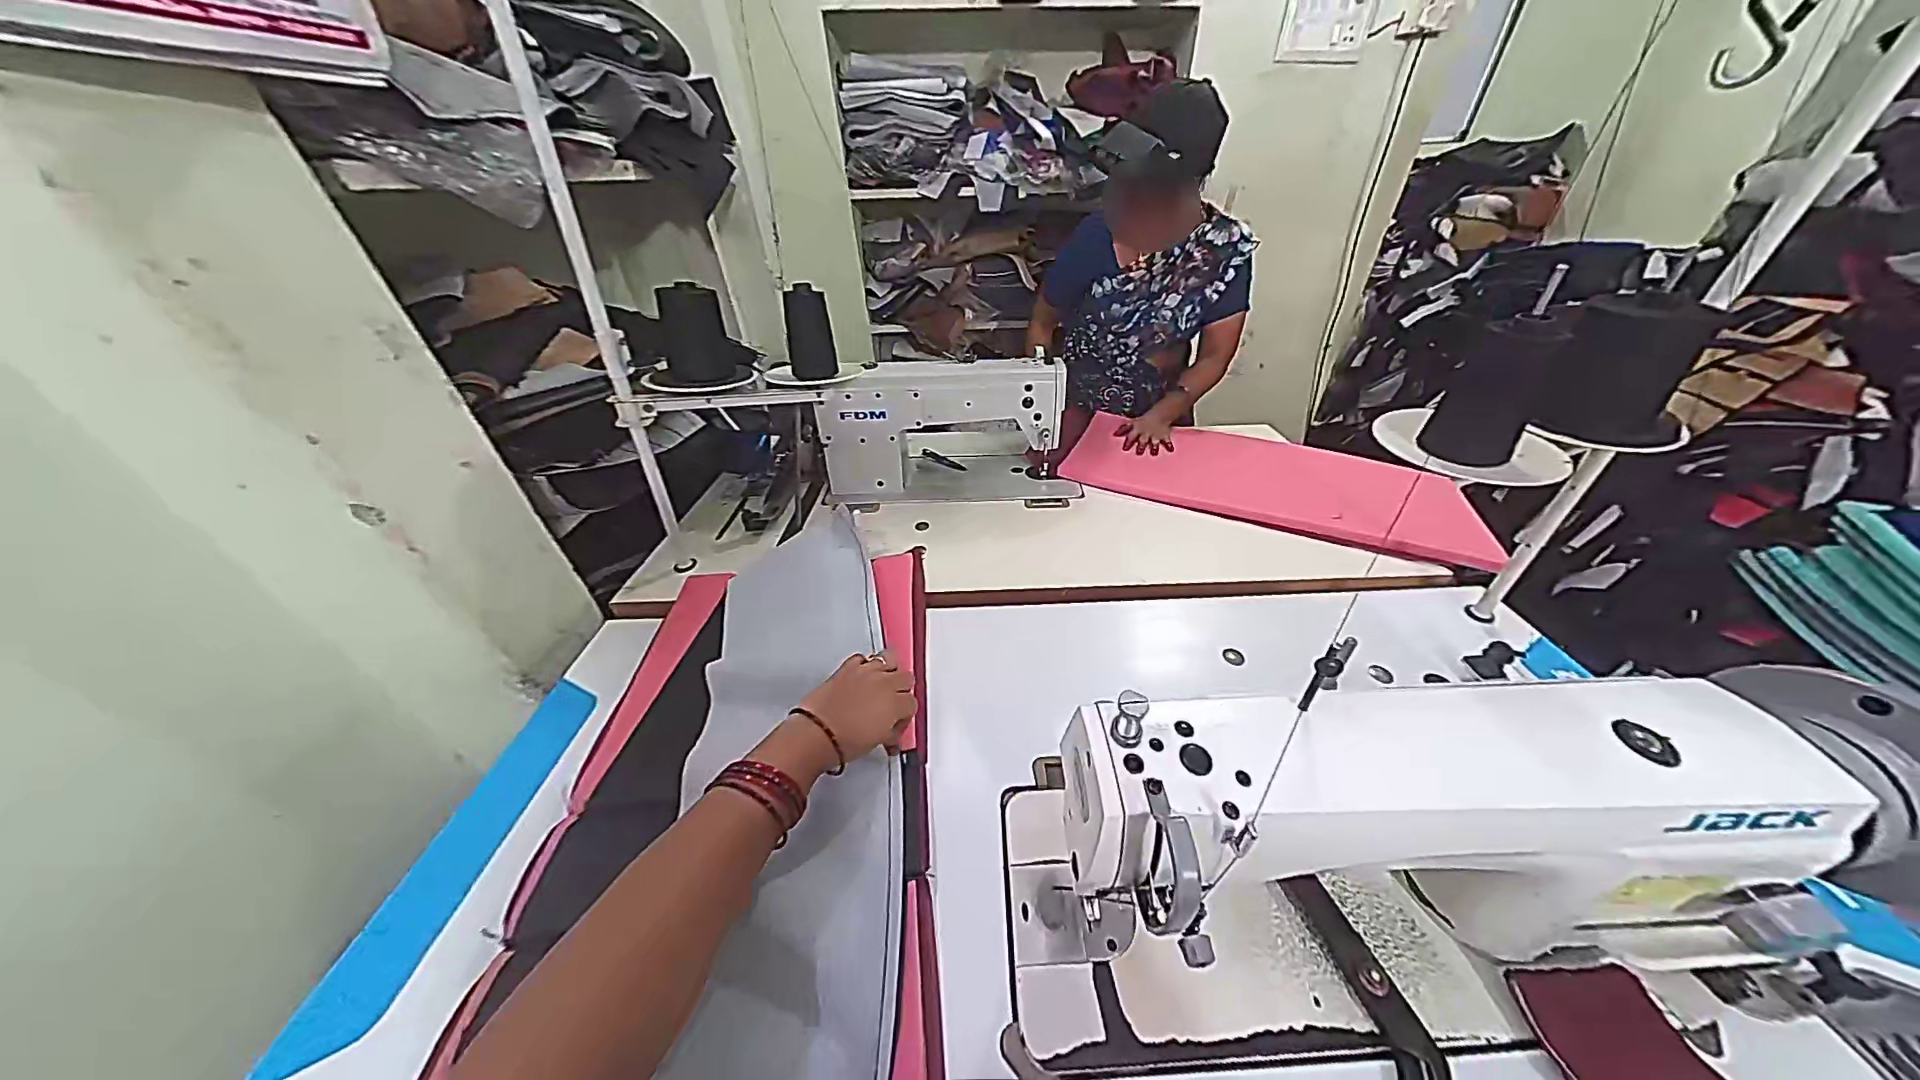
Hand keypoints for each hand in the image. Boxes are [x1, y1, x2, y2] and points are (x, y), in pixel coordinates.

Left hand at [799, 650, 917, 756]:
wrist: (817, 734)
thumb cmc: (844, 740)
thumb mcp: (878, 741)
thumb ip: (891, 730)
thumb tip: (889, 730)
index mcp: (896, 703)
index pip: (912, 703)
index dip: (904, 715)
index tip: (895, 722)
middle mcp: (884, 683)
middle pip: (906, 678)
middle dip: (901, 690)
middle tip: (893, 702)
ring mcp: (866, 672)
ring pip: (889, 658)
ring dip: (888, 670)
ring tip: (882, 682)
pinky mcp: (847, 668)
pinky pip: (862, 658)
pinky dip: (864, 664)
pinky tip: (861, 676)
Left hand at [1116, 409, 1176, 455]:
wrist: (1160, 414)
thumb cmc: (1144, 421)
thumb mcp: (1133, 423)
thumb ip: (1123, 429)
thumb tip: (1114, 434)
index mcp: (1137, 430)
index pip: (1131, 436)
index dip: (1128, 442)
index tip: (1125, 449)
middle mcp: (1146, 434)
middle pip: (1142, 440)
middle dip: (1141, 446)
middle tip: (1139, 452)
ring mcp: (1155, 435)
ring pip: (1154, 442)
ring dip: (1154, 447)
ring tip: (1154, 452)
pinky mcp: (1164, 436)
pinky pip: (1167, 441)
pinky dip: (1169, 445)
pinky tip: (1171, 450)